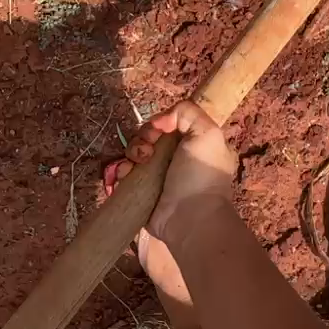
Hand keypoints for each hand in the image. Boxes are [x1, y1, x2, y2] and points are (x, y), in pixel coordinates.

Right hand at [110, 100, 237, 242]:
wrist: (189, 216)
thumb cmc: (200, 174)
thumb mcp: (207, 133)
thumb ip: (187, 112)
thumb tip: (159, 121)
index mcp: (190, 145)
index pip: (166, 125)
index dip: (157, 124)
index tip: (158, 130)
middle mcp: (172, 159)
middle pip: (146, 138)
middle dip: (141, 140)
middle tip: (146, 153)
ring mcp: (155, 177)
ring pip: (132, 155)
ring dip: (129, 156)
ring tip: (137, 166)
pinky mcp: (140, 192)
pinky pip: (123, 176)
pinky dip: (120, 173)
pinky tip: (125, 176)